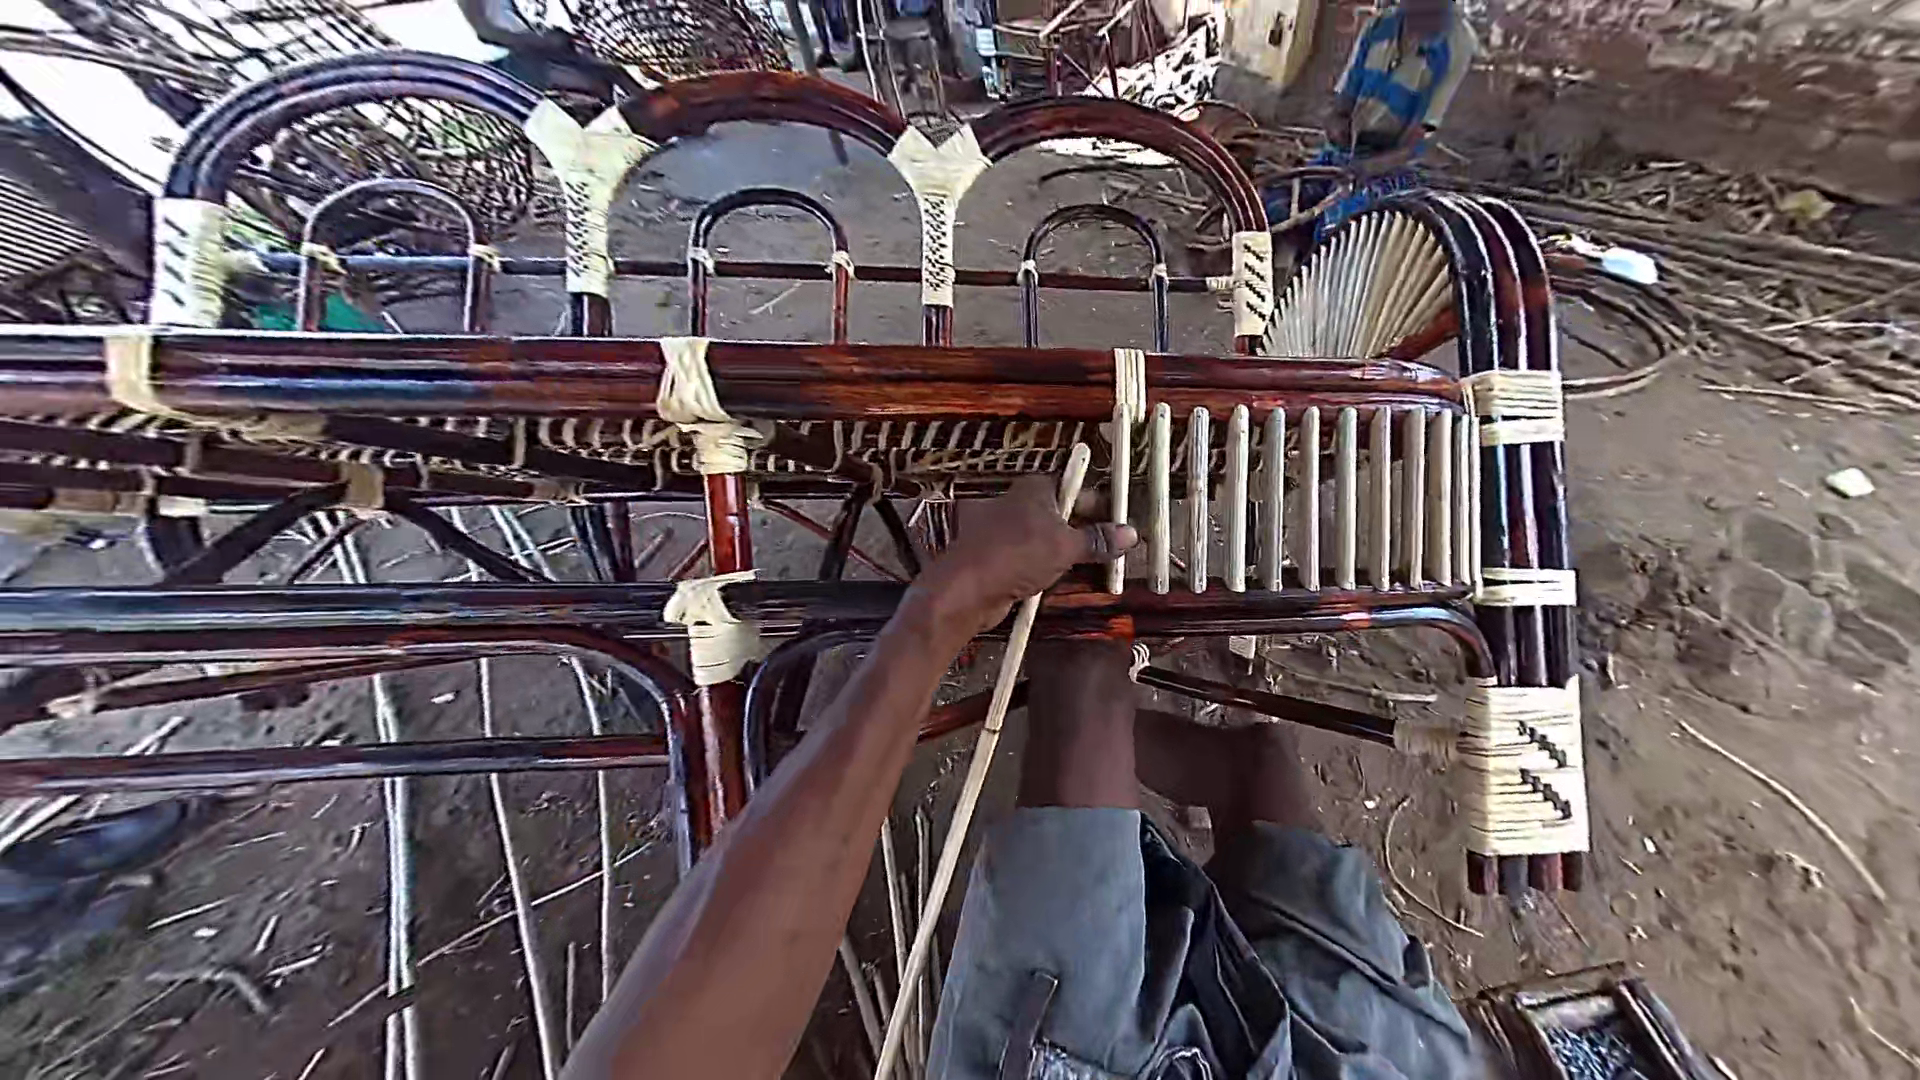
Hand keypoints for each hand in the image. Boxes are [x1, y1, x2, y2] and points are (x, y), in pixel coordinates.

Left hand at [905, 477, 1138, 642]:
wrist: (967, 588)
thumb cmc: (1017, 554)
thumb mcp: (1065, 547)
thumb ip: (1098, 540)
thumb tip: (1130, 534)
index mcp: (1035, 489)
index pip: (1077, 488)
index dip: (1102, 504)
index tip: (1124, 521)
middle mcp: (1020, 505)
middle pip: (1064, 515)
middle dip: (1091, 532)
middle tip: (1120, 549)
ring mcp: (1009, 532)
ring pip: (1050, 540)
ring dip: (1074, 554)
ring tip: (1104, 568)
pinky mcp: (1003, 558)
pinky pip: (1036, 559)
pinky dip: (1054, 568)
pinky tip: (1072, 580)